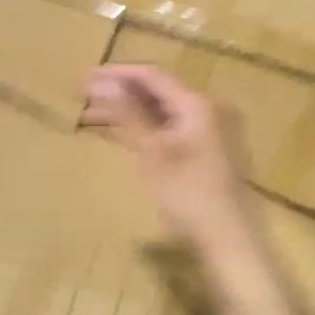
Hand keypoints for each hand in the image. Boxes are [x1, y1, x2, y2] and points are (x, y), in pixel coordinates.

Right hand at [84, 65, 261, 259]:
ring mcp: (212, 132)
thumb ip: (129, 115)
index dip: (117, 74)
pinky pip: (172, 129)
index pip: (153, 75)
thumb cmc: (189, 196)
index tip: (85, 76)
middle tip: (85, 95)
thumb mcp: (153, 154)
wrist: (229, 240)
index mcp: (198, 104)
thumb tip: (103, 83)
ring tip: (94, 115)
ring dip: (131, 111)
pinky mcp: (209, 153)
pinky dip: (147, 129)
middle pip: (159, 91)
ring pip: (164, 112)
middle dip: (121, 92)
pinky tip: (124, 135)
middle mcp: (209, 110)